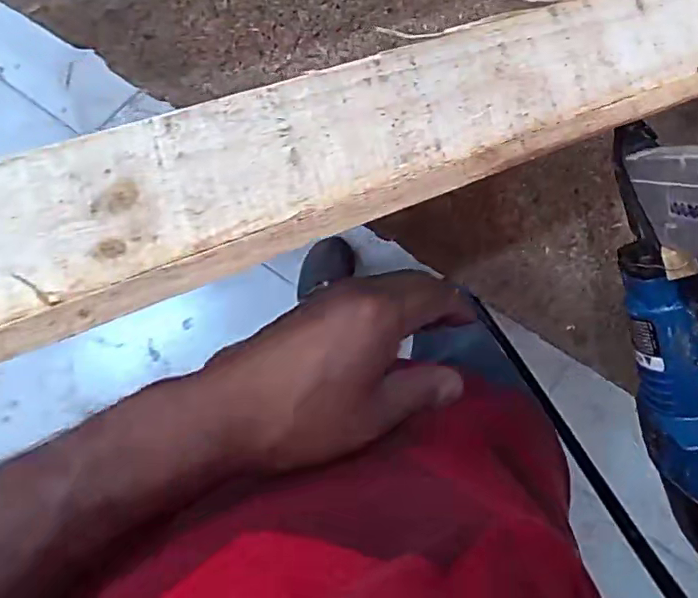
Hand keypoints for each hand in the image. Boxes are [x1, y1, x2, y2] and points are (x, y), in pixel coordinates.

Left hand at [180, 270, 474, 474]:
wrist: (224, 411)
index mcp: (384, 310)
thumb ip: (421, 390)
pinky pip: (364, 292)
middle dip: (438, 301)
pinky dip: (385, 304)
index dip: (460, 309)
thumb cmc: (306, 416)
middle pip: (413, 282)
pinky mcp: (310, 304)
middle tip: (451, 329)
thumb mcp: (373, 414)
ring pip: (387, 284)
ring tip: (419, 332)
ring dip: (410, 301)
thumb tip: (457, 380)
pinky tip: (377, 335)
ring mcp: (332, 292)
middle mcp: (361, 289)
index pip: (437, 294)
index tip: (473, 326)